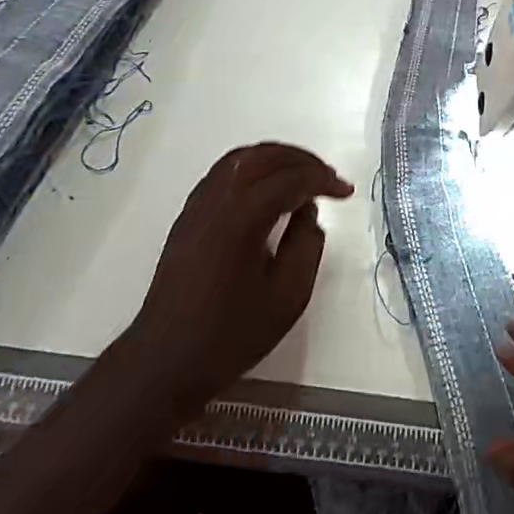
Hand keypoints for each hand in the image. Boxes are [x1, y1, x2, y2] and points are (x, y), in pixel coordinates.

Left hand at [119, 143, 353, 412]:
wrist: (168, 357)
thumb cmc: (230, 335)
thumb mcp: (286, 299)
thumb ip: (306, 247)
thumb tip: (308, 212)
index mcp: (241, 216)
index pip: (289, 179)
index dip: (321, 179)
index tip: (345, 191)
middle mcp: (216, 198)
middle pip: (262, 157)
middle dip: (300, 159)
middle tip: (327, 176)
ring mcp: (197, 203)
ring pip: (240, 159)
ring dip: (274, 158)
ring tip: (302, 175)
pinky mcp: (188, 214)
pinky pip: (223, 172)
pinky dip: (251, 167)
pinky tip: (266, 187)